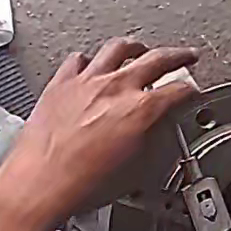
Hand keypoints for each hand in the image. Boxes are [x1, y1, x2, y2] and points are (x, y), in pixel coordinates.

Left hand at [0, 37, 199, 229]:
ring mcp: (87, 81)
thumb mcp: (133, 168)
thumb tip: (151, 129)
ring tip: (141, 48)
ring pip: (117, 48)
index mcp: (139, 109)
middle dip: (177, 56)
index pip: (177, 90)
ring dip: (135, 47)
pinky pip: (79, 60)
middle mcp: (115, 88)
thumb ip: (148, 137)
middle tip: (185, 56)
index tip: (192, 90)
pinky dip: (90, 60)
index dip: (190, 90)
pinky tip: (91, 64)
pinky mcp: (61, 83)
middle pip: (156, 59)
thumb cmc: (80, 183)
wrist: (39, 183)